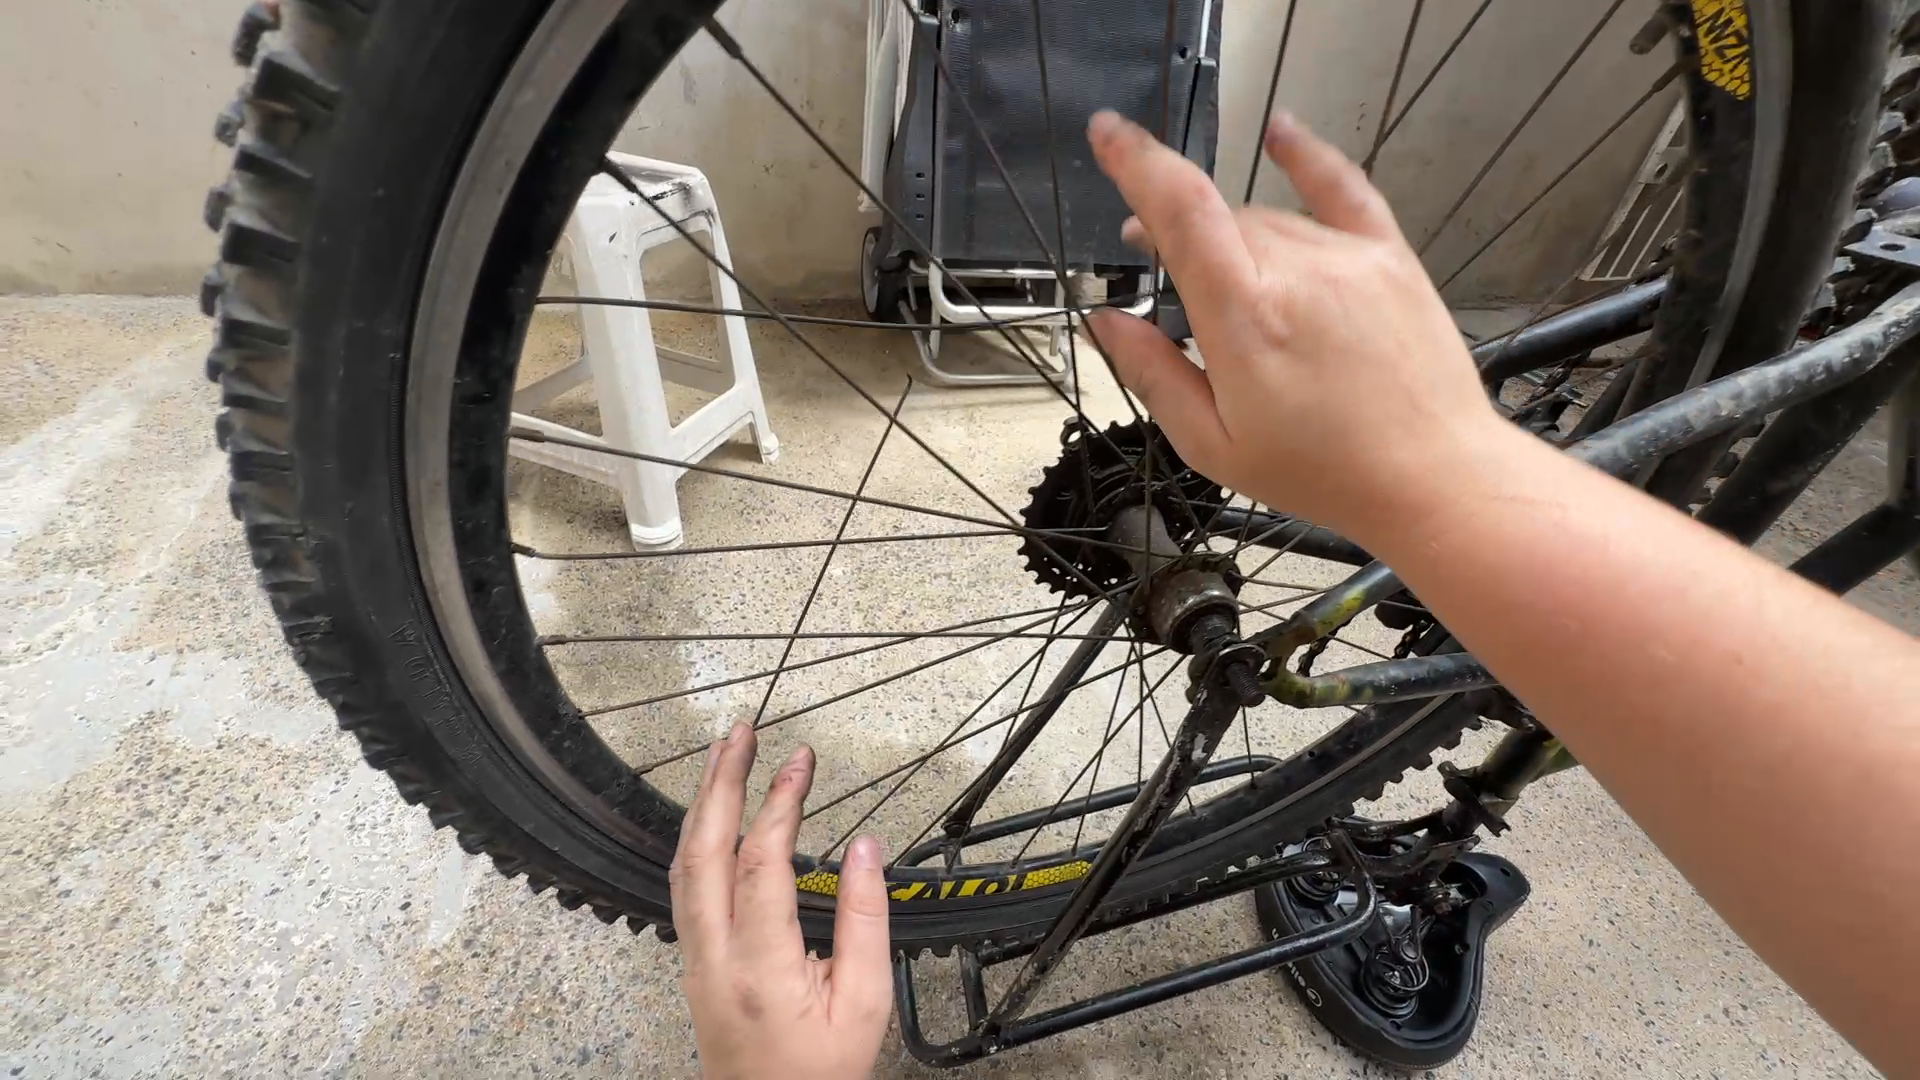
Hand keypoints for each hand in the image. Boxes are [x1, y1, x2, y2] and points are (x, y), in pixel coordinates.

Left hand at [670, 723, 891, 1079]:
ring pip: (683, 864)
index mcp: (760, 966)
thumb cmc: (822, 1068)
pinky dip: (696, 832)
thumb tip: (866, 844)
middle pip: (704, 850)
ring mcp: (694, 957)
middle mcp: (713, 955)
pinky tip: (710, 809)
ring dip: (702, 801)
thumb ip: (866, 919)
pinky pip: (683, 883)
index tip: (802, 759)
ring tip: (721, 754)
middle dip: (721, 782)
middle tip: (742, 732)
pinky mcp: (693, 958)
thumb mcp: (865, 1001)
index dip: (780, 802)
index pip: (761, 863)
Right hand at [1084, 109, 1503, 545]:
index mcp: (1246, 318)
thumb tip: (1106, 322)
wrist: (1430, 475)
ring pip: (1263, 218)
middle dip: (1167, 226)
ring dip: (1220, 228)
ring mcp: (1348, 258)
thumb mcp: (1211, 442)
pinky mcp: (1389, 258)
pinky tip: (1281, 131)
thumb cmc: (1315, 470)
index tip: (1105, 134)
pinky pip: (1344, 188)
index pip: (1182, 212)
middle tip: (1145, 256)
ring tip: (1203, 261)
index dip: (1137, 164)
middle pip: (1216, 218)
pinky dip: (1307, 157)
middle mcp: (1297, 270)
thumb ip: (1153, 374)